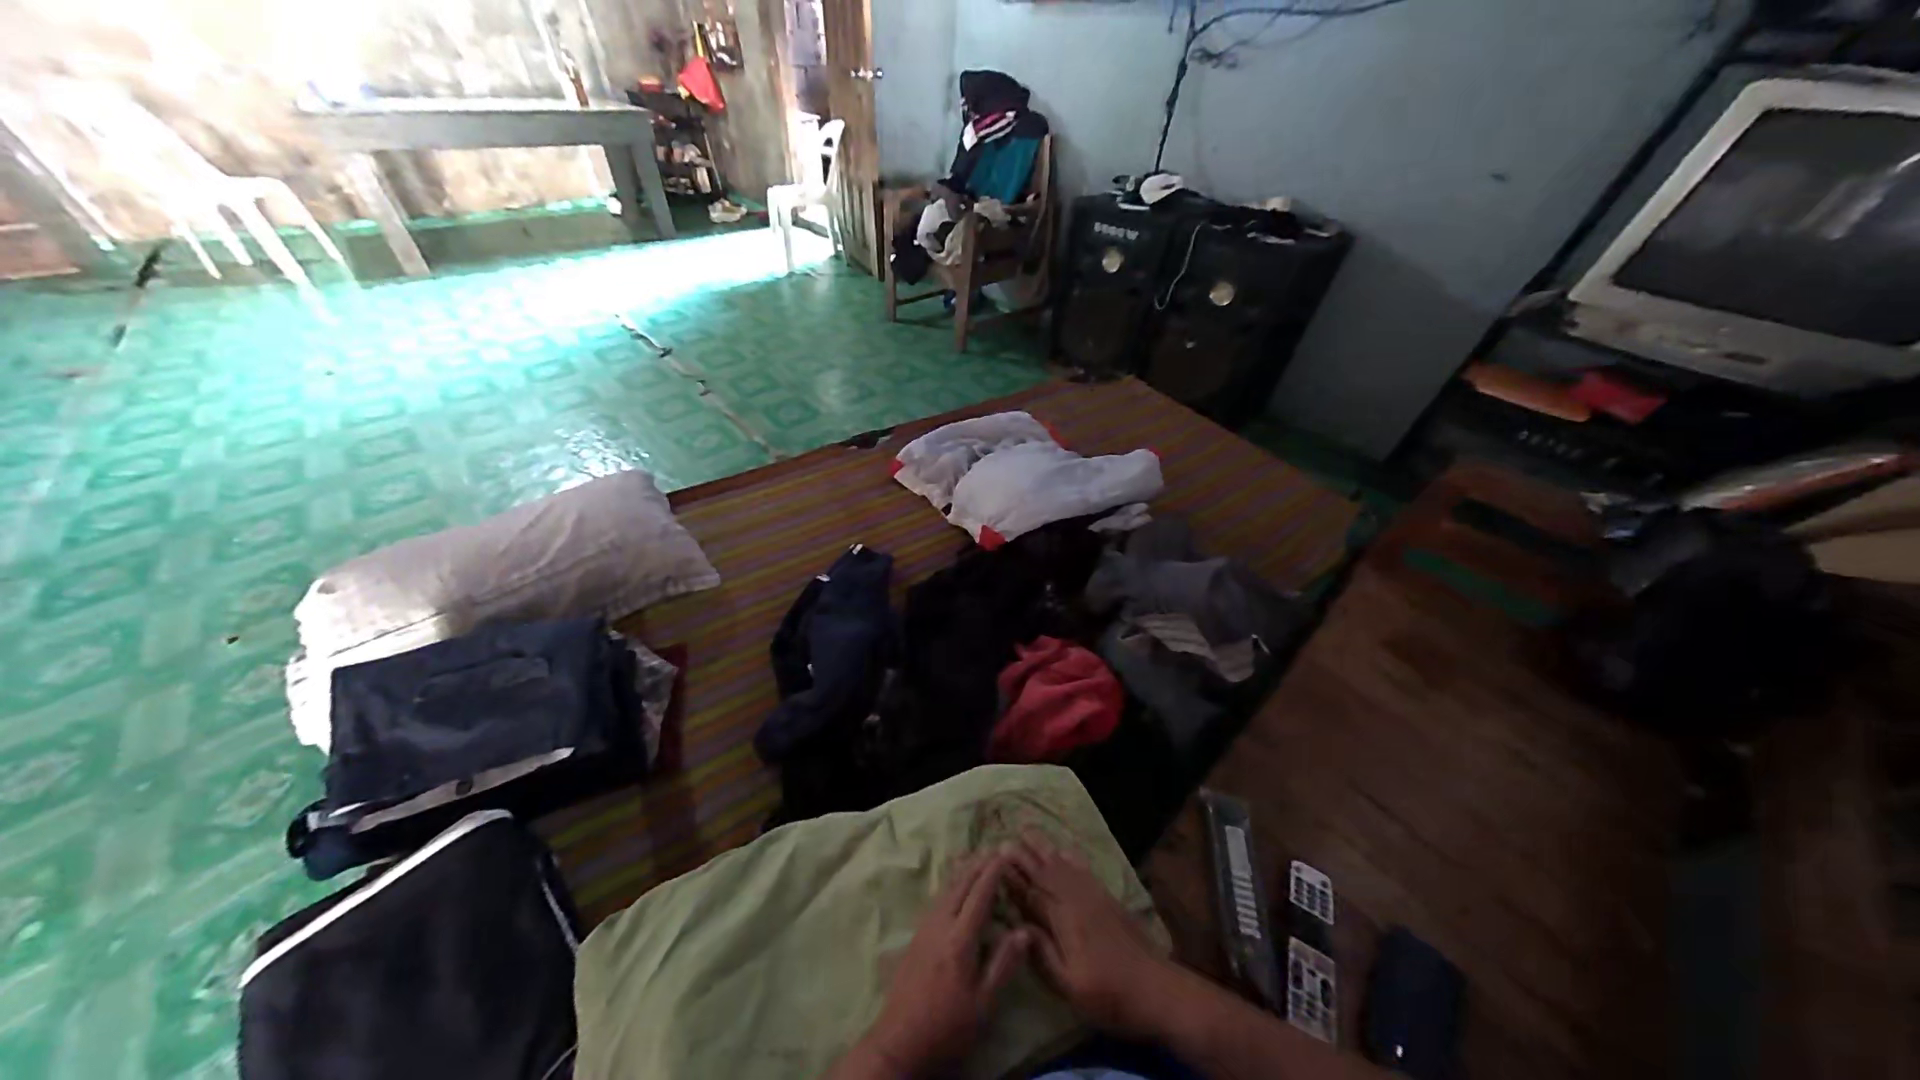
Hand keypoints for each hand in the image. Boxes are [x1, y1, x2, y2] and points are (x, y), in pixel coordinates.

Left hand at [840, 851, 1031, 1077]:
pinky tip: (952, 890)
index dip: (992, 873)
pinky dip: (949, 886)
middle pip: (959, 886)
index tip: (1004, 854)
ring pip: (945, 891)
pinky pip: (936, 901)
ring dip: (961, 873)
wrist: (900, 1041)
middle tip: (992, 849)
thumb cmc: (948, 1025)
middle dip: (976, 866)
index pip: (979, 896)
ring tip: (974, 861)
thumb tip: (1023, 931)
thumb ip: (1003, 964)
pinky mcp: (915, 939)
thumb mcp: (984, 1002)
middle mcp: (940, 926)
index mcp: (960, 939)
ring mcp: (924, 930)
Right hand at [1006, 836, 1178, 1038]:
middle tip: (1003, 838)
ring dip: (1044, 848)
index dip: (1012, 876)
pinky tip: (1064, 849)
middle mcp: (1077, 900)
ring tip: (1027, 830)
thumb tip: (1017, 925)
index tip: (993, 859)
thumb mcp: (1070, 985)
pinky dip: (1070, 855)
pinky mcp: (1108, 899)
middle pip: (1046, 871)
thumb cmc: (1110, 995)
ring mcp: (1095, 896)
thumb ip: (1043, 954)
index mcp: (1064, 920)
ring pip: (1064, 864)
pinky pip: (1083, 868)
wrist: (1159, 990)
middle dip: (1024, 854)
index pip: (1031, 892)